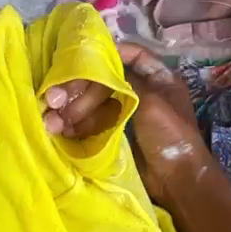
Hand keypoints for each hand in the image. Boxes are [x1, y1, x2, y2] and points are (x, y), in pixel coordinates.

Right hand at [39, 43, 218, 211]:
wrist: (177, 179)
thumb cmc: (170, 135)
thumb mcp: (152, 101)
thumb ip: (128, 81)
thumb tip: (103, 65)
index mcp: (160, 78)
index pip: (134, 55)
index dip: (112, 52)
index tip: (84, 56)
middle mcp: (143, 91)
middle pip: (108, 80)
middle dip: (82, 88)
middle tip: (57, 99)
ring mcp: (128, 113)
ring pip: (97, 102)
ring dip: (74, 109)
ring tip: (54, 120)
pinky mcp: (117, 134)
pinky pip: (94, 123)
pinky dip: (77, 125)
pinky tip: (60, 129)